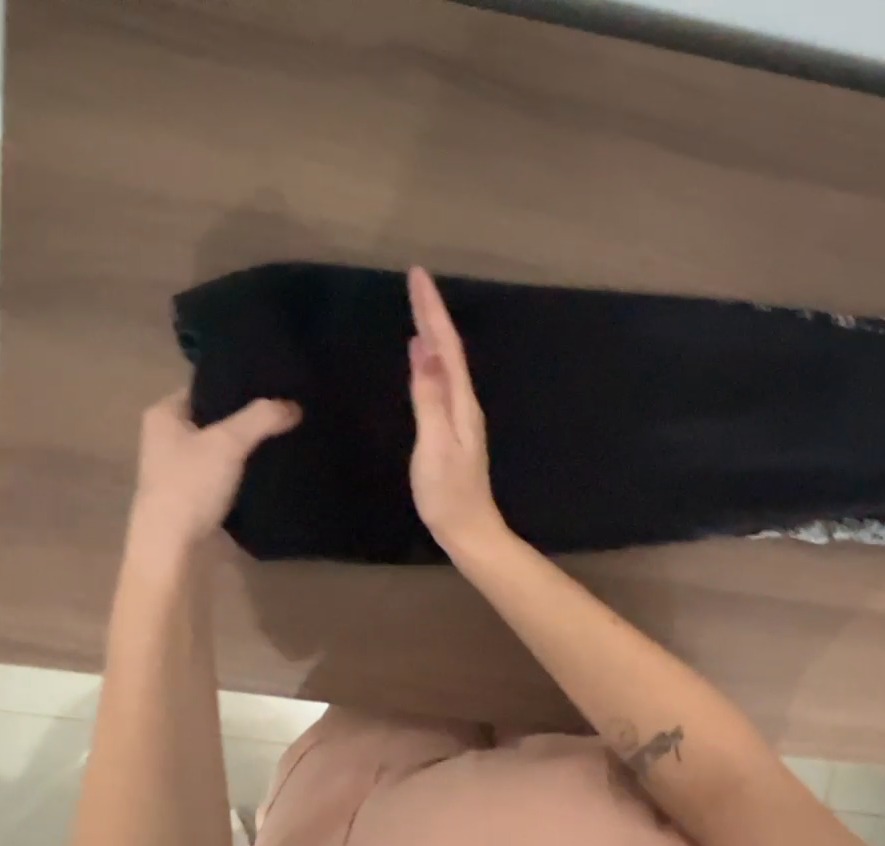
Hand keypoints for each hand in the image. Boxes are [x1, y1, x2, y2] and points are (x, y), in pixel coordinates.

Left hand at [129, 387, 299, 552]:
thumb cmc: (189, 486)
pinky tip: (279, 463)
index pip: (209, 386)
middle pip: (220, 416)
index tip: (278, 382)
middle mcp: (170, 436)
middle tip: (291, 406)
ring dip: (254, 443)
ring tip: (292, 431)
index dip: (242, 384)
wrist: (174, 549)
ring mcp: (185, 467)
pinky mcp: (202, 493)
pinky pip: (233, 470)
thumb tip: (294, 405)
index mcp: (164, 414)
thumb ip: (261, 418)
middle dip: (252, 415)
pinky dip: (252, 468)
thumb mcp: (227, 443)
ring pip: (228, 445)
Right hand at [407, 266, 508, 554]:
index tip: (418, 276)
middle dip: (432, 312)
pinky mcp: (452, 427)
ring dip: (433, 330)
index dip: (431, 310)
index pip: (445, 346)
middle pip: (448, 348)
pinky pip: (441, 379)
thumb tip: (426, 350)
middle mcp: (464, 403)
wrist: (468, 529)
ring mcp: (460, 415)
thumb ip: (429, 398)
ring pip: (446, 361)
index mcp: (460, 403)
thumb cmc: (448, 494)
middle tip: (416, 279)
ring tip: (419, 306)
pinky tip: (423, 355)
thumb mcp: (434, 445)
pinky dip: (431, 357)